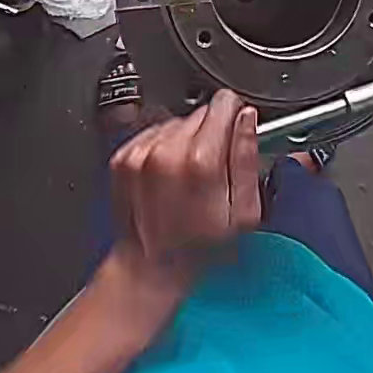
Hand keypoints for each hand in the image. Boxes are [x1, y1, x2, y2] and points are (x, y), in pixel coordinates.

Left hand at [105, 88, 261, 296]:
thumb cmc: (199, 250)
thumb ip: (247, 156)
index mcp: (201, 160)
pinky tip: (167, 179)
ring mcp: (142, 152)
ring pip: (177, 123)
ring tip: (187, 179)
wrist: (149, 270)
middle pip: (200, 113)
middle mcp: (167, 149)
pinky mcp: (124, 157)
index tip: (235, 132)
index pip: (224, 103)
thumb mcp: (243, 212)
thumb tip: (248, 118)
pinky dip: (163, 149)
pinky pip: (154, 135)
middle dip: (210, 135)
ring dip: (185, 142)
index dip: (234, 117)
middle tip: (211, 171)